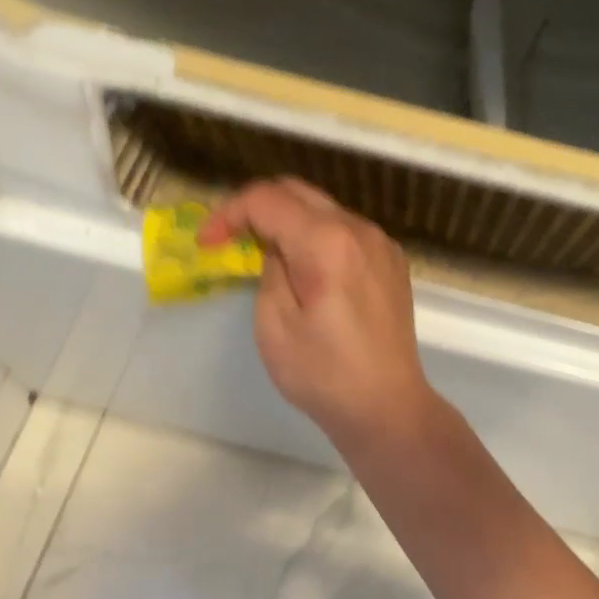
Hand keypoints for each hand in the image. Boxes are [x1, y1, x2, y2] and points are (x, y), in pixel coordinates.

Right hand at [199, 178, 436, 446]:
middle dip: (257, 209)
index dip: (228, 213)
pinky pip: (347, 232)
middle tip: (230, 242)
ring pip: (325, 209)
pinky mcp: (392, 263)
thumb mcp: (274, 323)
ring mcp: (382, 244)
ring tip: (265, 257)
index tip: (207, 244)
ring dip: (289, 222)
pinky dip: (319, 237)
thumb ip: (269, 268)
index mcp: (328, 242)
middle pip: (298, 192)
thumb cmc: (323, 374)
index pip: (268, 199)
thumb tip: (275, 245)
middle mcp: (360, 230)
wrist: (386, 406)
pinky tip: (307, 271)